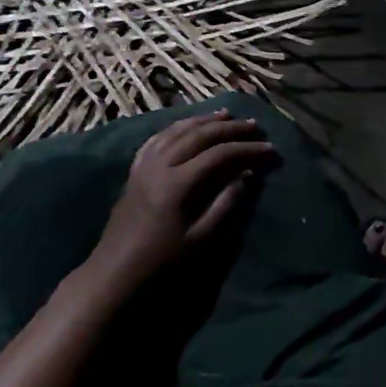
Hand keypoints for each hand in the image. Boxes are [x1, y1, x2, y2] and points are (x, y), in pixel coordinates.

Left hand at [87, 110, 275, 290]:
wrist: (115, 271)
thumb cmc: (161, 260)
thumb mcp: (200, 239)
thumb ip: (225, 204)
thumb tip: (246, 174)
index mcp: (177, 183)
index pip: (219, 154)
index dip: (246, 149)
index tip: (269, 149)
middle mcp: (160, 165)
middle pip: (199, 135)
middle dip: (229, 128)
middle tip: (253, 126)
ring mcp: (144, 165)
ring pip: (177, 130)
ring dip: (203, 120)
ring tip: (226, 115)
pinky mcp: (135, 170)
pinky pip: (158, 138)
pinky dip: (177, 127)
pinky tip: (187, 125)